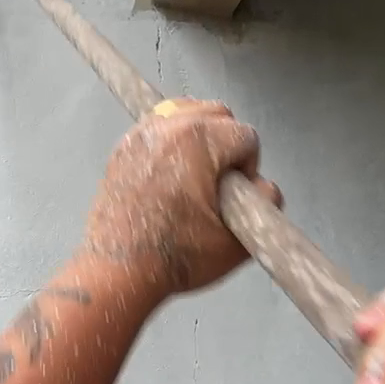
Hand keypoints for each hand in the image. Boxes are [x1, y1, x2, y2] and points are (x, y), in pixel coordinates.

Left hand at [83, 99, 280, 294]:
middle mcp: (169, 127)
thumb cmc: (173, 257)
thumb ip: (265, 204)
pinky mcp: (122, 149)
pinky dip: (169, 143)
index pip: (246, 136)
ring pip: (185, 114)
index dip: (248, 168)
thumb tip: (262, 187)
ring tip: (196, 175)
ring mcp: (141, 134)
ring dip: (199, 138)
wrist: (119, 270)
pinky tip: (170, 174)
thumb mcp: (237, 240)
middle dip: (226, 144)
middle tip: (219, 182)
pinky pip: (156, 129)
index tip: (236, 194)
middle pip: (217, 114)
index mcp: (200, 140)